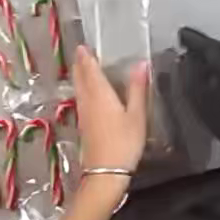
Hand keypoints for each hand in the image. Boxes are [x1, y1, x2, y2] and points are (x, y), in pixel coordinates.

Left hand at [72, 44, 148, 172]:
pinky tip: (86, 94)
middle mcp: (88, 102)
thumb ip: (138, 89)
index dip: (87, 58)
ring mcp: (84, 115)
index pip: (90, 71)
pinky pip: (81, 100)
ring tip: (81, 68)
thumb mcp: (137, 116)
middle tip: (80, 54)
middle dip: (80, 65)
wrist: (105, 173)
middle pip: (81, 79)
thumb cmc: (124, 143)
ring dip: (79, 77)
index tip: (83, 47)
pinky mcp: (84, 126)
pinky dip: (82, 91)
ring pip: (79, 90)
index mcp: (100, 95)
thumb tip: (141, 64)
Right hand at [178, 27, 219, 183]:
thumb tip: (186, 58)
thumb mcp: (202, 101)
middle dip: (204, 44)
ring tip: (199, 57)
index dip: (193, 39)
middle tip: (188, 42)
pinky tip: (216, 74)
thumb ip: (192, 76)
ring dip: (214, 55)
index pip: (210, 46)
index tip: (180, 34)